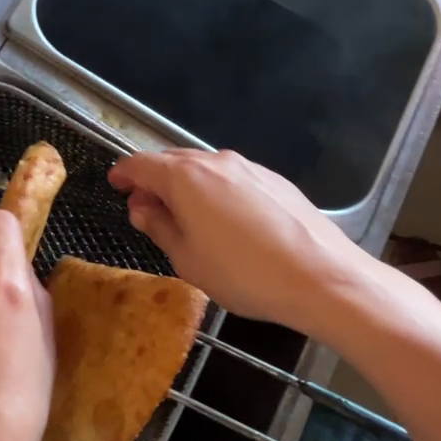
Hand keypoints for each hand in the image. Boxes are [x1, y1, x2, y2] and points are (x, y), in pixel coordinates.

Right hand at [107, 148, 379, 334]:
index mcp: (184, 177)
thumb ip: (159, 227)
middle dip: (154, 181)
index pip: (140, 164)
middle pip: (172, 161)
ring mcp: (249, 168)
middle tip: (147, 210)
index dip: (123, 174)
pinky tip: (227, 223)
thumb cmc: (245, 274)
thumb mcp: (187, 259)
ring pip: (204, 169)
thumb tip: (142, 209)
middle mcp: (214, 161)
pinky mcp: (276, 181)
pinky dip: (216, 192)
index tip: (116, 184)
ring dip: (186, 186)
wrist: (325, 279)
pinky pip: (232, 179)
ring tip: (187, 219)